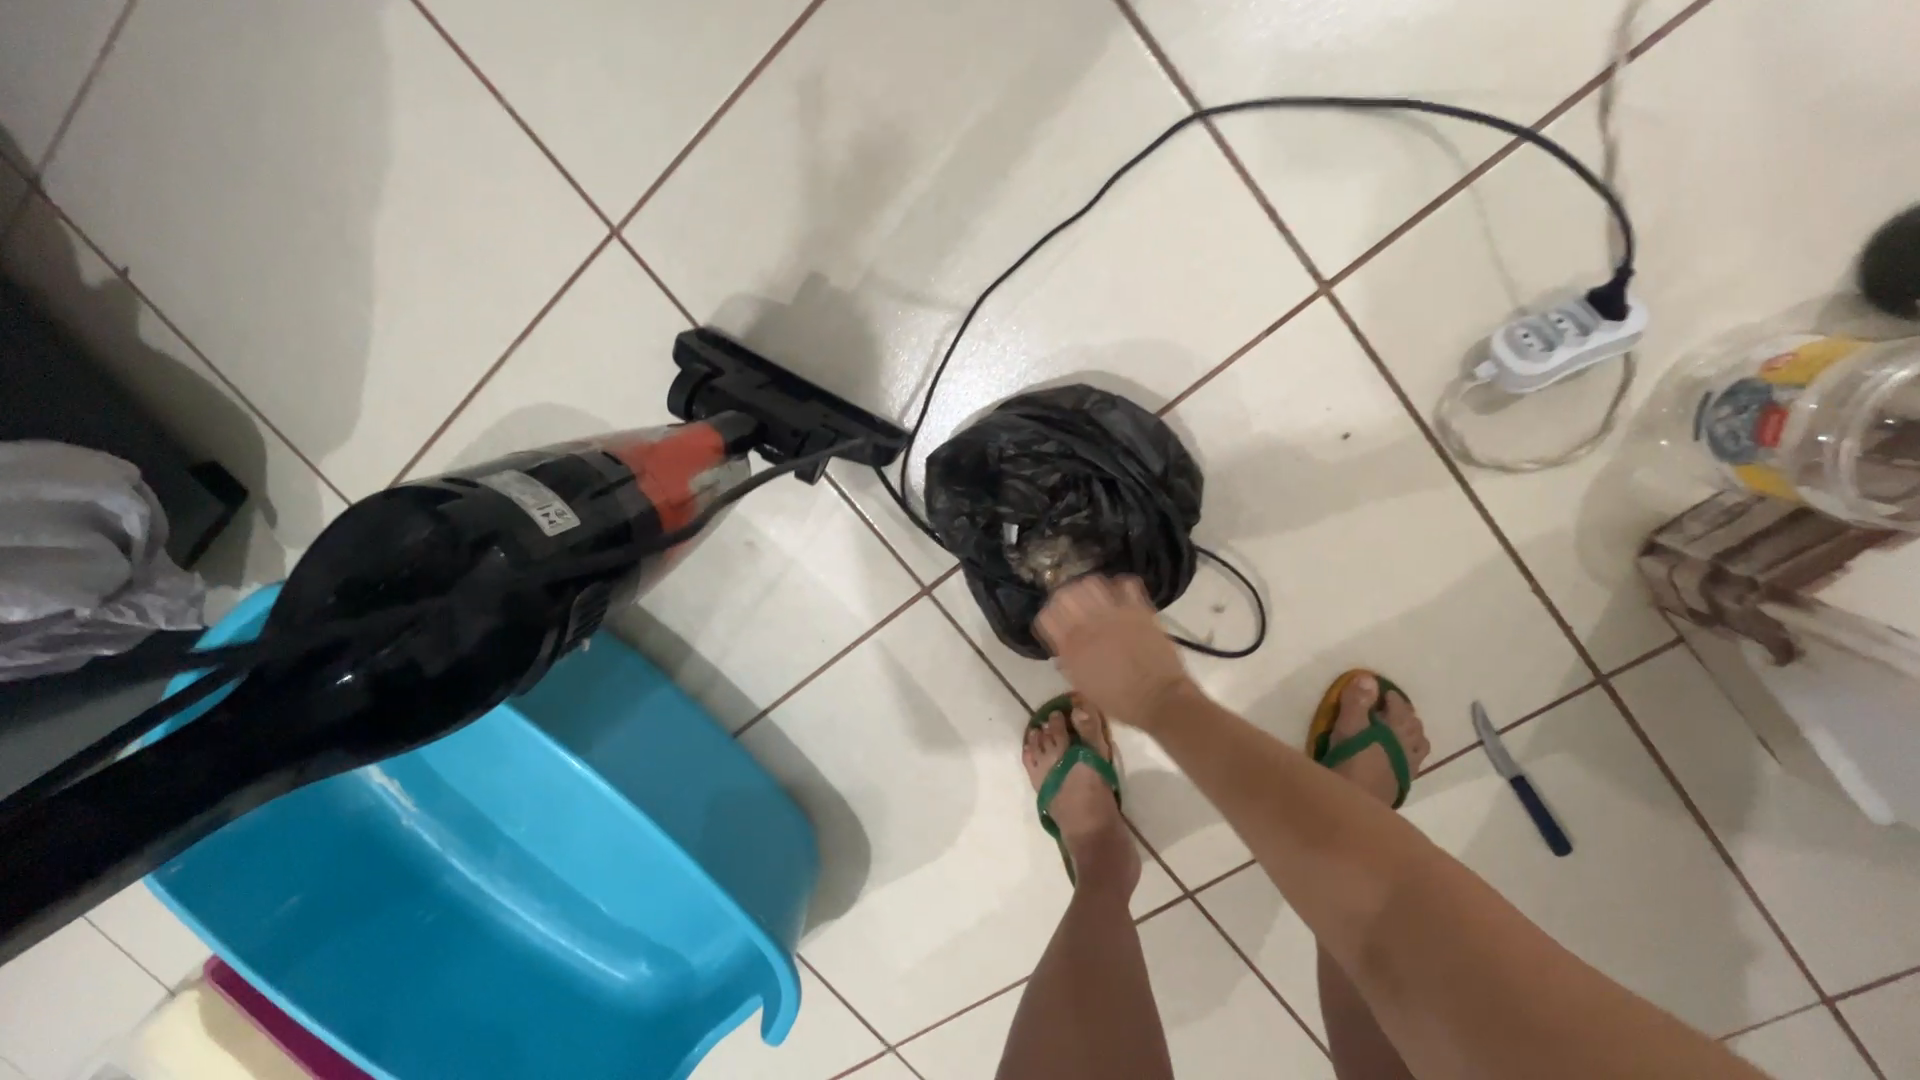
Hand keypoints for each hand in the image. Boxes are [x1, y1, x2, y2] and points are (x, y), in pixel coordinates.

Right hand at [1035, 575, 1196, 731]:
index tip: (1056, 620)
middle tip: (1074, 605)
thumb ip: (1069, 662)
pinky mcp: (1139, 609)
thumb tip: (1062, 647)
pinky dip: (1120, 586)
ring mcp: (1114, 614)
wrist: (1159, 699)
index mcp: (1071, 645)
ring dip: (1089, 588)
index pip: (1047, 615)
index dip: (1050, 615)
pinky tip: (1120, 596)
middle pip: (1065, 593)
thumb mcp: (1083, 686)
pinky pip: (1126, 584)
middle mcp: (1088, 625)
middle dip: (1066, 597)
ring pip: (1091, 583)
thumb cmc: (1119, 701)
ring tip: (1095, 597)